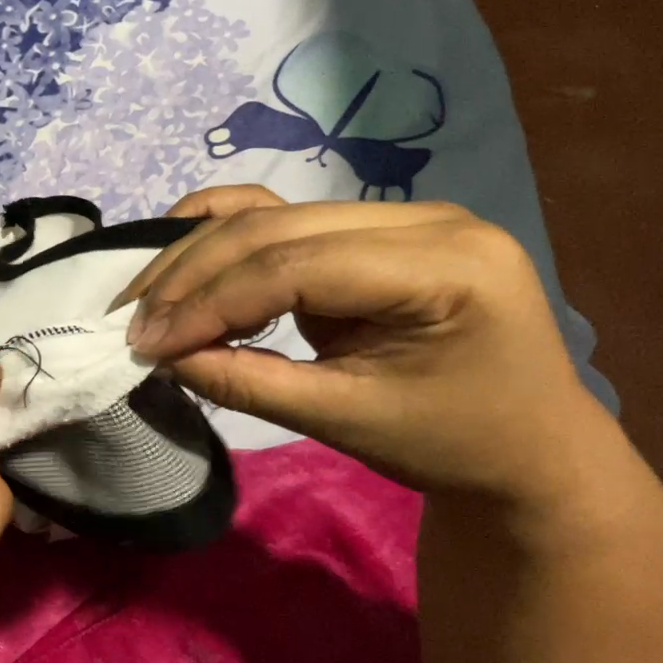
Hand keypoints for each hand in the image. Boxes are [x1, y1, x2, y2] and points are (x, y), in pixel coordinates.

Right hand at [120, 186, 602, 505]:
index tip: (147, 344)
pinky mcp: (369, 228)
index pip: (294, 267)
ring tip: (145, 298)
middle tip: (133, 322)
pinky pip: (281, 214)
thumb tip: (159, 353)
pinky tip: (180, 247)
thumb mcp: (344, 419)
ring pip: (267, 216)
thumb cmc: (451, 441)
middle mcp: (423, 218)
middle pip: (273, 229)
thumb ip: (246, 380)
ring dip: (196, 255)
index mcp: (445, 266)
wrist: (529, 448)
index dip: (209, 302)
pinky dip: (223, 231)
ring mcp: (396, 215)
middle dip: (190, 276)